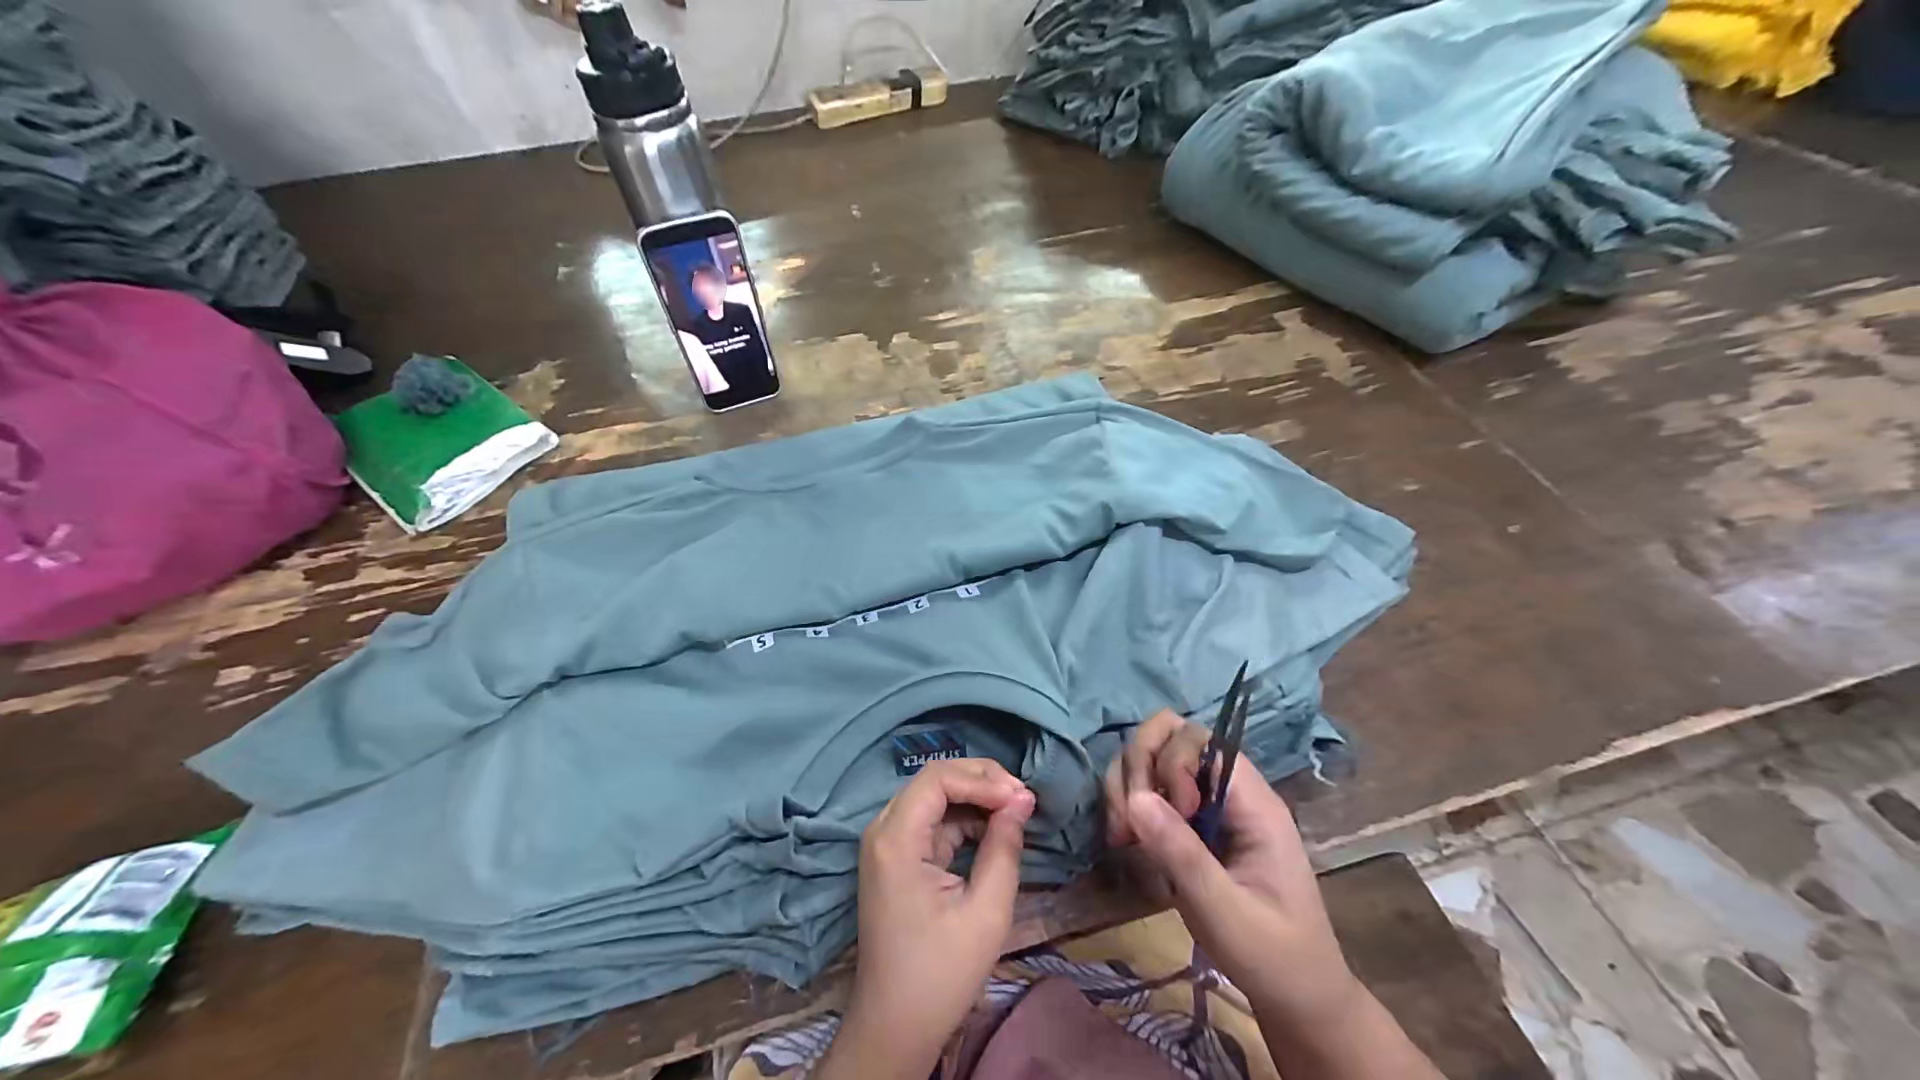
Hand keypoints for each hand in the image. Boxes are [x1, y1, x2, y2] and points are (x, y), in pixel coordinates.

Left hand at [817, 759, 1034, 1079]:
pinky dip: (964, 819)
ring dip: (975, 798)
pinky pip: (931, 821)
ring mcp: (886, 843)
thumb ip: (1004, 847)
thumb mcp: (986, 911)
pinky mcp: (896, 857)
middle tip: (1023, 798)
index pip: (937, 779)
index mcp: (895, 840)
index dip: (982, 779)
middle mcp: (883, 830)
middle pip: (933, 781)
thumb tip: (1022, 799)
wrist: (896, 1025)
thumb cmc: (941, 973)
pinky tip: (993, 827)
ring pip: (934, 797)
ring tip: (1016, 810)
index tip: (1022, 797)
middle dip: (981, 782)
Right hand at [1105, 711, 1360, 1030]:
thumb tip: (1136, 799)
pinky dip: (1125, 803)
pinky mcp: (1186, 822)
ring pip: (1150, 756)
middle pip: (1170, 736)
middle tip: (1129, 822)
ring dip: (1125, 784)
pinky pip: (1145, 788)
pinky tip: (1123, 839)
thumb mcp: (1228, 914)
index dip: (1173, 763)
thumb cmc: (1273, 957)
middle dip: (1138, 767)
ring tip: (1122, 835)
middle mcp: (1226, 791)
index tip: (1172, 815)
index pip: (1202, 739)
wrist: (1296, 995)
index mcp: (1253, 803)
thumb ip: (1183, 855)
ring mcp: (1204, 804)